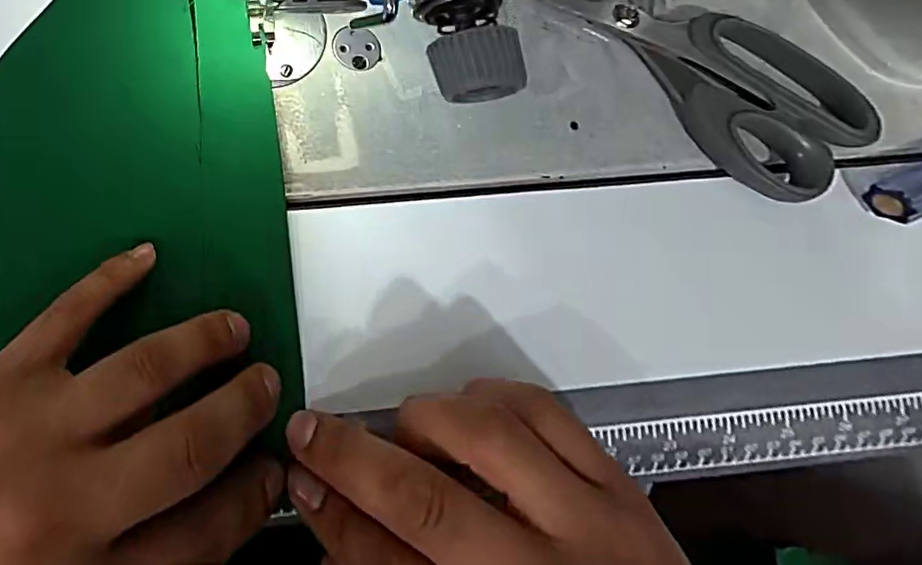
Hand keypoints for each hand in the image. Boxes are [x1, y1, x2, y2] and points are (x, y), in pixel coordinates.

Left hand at [0, 244, 282, 564]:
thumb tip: (198, 522)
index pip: (199, 537)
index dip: (247, 500)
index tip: (270, 470)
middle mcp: (73, 500)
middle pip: (187, 446)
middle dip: (240, 411)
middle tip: (269, 382)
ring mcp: (38, 425)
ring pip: (145, 373)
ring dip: (199, 342)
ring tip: (234, 326)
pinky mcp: (2, 376)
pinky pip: (70, 314)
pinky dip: (111, 279)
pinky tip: (145, 255)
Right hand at [285, 379, 686, 564]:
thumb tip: (337, 513)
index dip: (337, 515)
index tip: (299, 473)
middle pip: (432, 502)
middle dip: (355, 456)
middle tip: (311, 430)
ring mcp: (598, 526)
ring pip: (491, 435)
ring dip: (428, 420)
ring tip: (410, 436)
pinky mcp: (622, 485)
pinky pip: (543, 409)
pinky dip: (492, 396)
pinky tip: (471, 409)